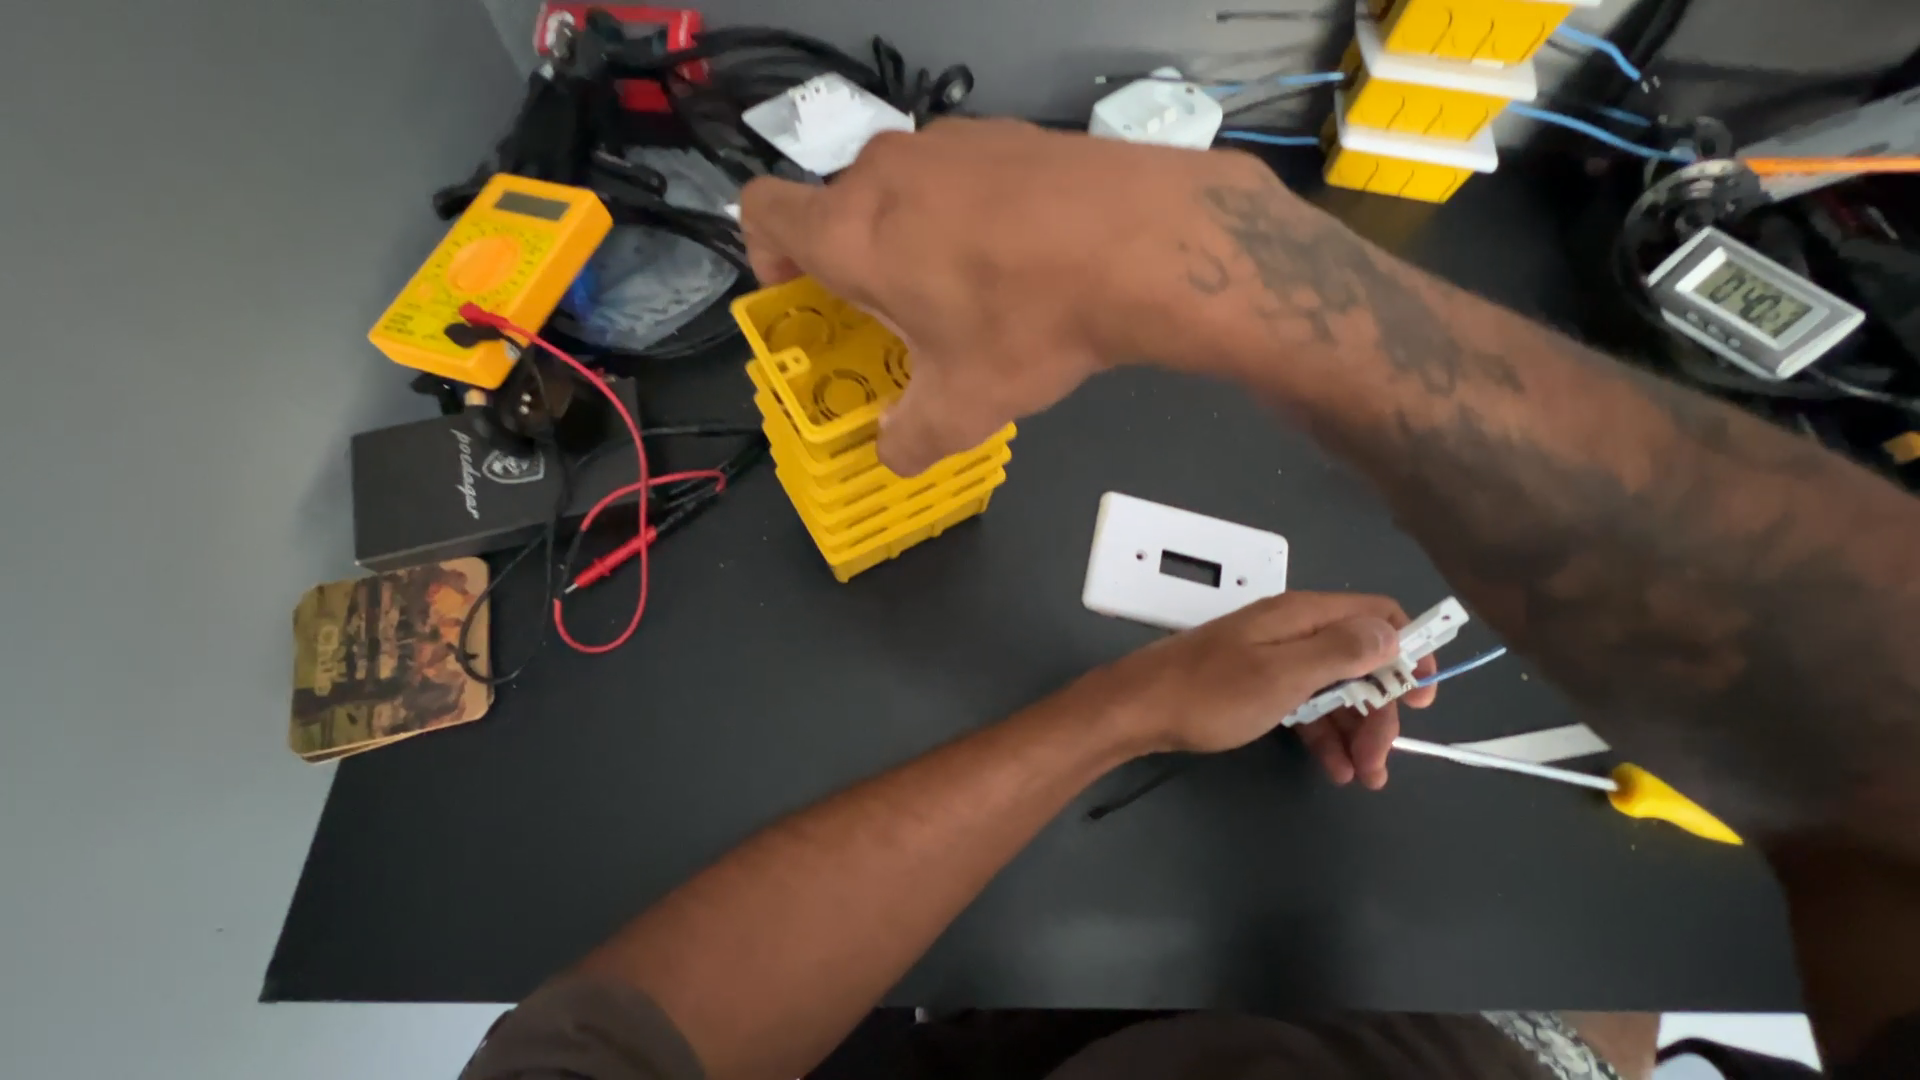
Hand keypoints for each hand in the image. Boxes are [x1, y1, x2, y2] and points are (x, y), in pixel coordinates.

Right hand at [739, 119, 1310, 475]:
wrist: (1143, 245)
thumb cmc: (1027, 324)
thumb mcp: (961, 407)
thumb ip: (908, 440)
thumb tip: (893, 457)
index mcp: (851, 231)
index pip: (761, 212)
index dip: (765, 254)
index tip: (803, 294)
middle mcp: (887, 172)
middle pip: (839, 209)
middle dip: (853, 263)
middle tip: (895, 316)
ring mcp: (950, 143)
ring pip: (903, 192)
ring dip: (912, 238)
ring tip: (966, 291)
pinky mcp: (1007, 133)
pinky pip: (960, 177)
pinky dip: (967, 213)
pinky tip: (1018, 256)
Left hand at [1070, 592, 1436, 787]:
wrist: (1138, 709)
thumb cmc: (1210, 692)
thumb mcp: (1282, 674)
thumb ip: (1339, 652)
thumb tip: (1391, 633)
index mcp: (1301, 616)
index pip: (1376, 615)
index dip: (1408, 650)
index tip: (1423, 697)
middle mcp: (1291, 630)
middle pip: (1359, 661)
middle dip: (1380, 711)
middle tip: (1382, 761)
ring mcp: (1271, 658)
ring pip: (1333, 690)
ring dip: (1355, 732)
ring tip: (1362, 777)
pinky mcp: (1256, 685)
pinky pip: (1304, 706)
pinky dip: (1323, 735)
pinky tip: (1334, 769)